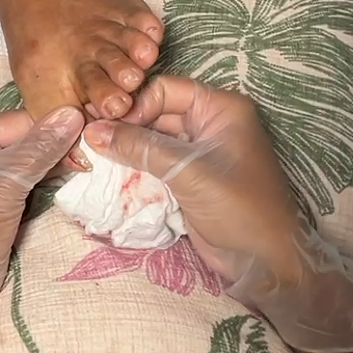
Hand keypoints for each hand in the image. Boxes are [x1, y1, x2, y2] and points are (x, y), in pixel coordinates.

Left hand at [0, 106, 82, 352]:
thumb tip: (73, 113)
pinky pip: (32, 181)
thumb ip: (40, 149)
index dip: (58, 126)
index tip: (96, 132)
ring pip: (34, 160)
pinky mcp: (2, 201)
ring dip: (61, 163)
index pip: (22, 121)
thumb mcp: (5, 184)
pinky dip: (52, 180)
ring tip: (94, 165)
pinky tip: (77, 178)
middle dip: (62, 144)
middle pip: (29, 138)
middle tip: (99, 152)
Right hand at [82, 77, 352, 352]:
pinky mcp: (186, 175)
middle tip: (88, 138)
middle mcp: (209, 122)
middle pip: (154, 110)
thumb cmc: (238, 208)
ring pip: (150, 136)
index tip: (104, 125)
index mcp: (221, 108)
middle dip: (124, 125)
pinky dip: (132, 164)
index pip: (164, 89)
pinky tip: (107, 169)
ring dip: (124, 146)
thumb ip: (139, 147)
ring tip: (92, 154)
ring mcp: (197, 150)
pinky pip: (152, 160)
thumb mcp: (187, 171)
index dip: (133, 105)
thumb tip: (91, 130)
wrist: (264, 263)